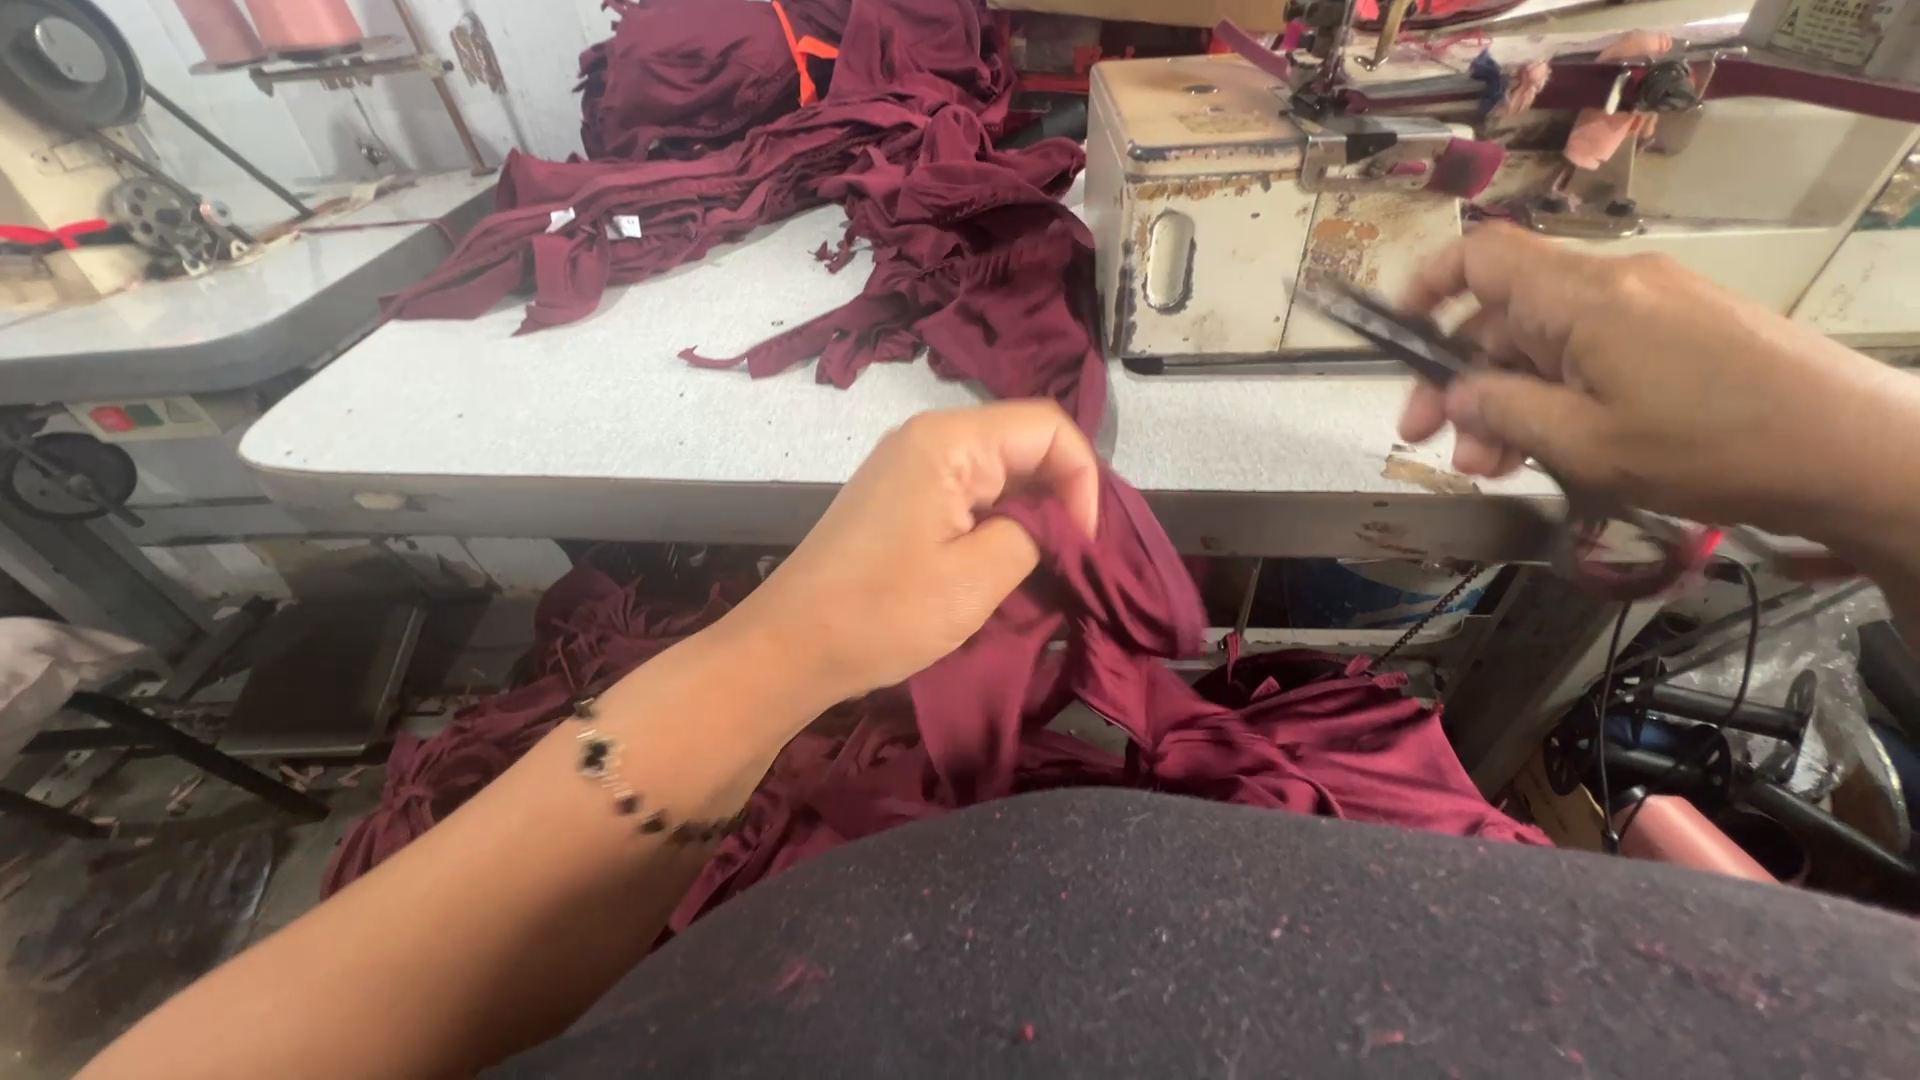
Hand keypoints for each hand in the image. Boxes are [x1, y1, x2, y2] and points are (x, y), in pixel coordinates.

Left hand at [725, 400, 1099, 702]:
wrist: (791, 647)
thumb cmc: (882, 612)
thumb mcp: (978, 577)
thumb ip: (1038, 534)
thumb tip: (1062, 522)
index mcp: (949, 441)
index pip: (1048, 427)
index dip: (1082, 480)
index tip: (1085, 543)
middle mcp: (929, 437)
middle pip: (1023, 445)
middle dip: (1058, 498)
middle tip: (1070, 561)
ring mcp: (910, 467)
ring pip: (998, 473)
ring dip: (1029, 516)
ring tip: (1041, 569)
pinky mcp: (900, 498)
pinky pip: (968, 495)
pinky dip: (996, 524)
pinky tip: (1001, 565)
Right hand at [1395, 223, 1918, 538]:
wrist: (1859, 454)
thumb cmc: (1713, 447)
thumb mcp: (1583, 441)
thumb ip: (1502, 411)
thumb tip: (1454, 396)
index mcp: (1585, 298)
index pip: (1483, 257)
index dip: (1427, 285)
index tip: (1396, 332)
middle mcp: (1613, 287)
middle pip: (1503, 316)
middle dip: (1457, 379)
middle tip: (1429, 439)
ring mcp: (1648, 307)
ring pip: (1542, 345)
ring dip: (1502, 401)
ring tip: (1489, 463)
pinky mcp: (1675, 332)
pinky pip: (1586, 354)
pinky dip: (1549, 396)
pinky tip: (1541, 447)